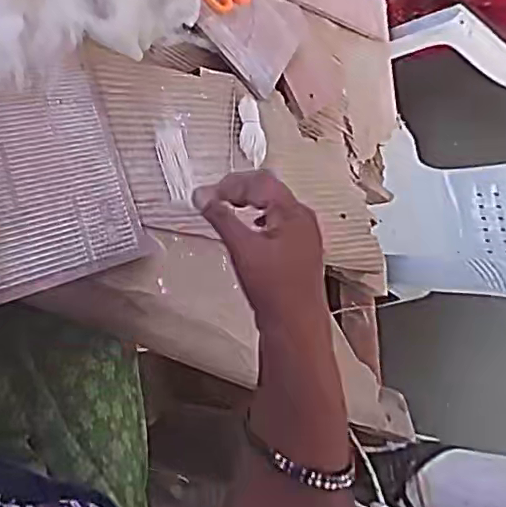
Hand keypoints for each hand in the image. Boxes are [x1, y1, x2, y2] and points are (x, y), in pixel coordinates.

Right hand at [193, 171, 325, 331]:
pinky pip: (275, 217)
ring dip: (246, 200)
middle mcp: (302, 218)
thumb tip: (202, 196)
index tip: (206, 195)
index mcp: (293, 213)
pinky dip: (255, 214)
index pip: (259, 181)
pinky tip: (245, 226)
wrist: (295, 325)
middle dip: (237, 189)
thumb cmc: (275, 289)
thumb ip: (220, 217)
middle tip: (213, 198)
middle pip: (267, 187)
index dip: (229, 184)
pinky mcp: (298, 246)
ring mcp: (303, 233)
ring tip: (225, 208)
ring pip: (272, 202)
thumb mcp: (241, 247)